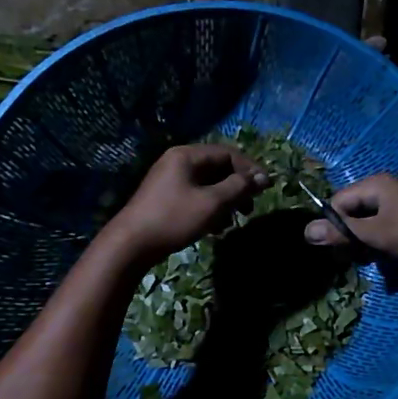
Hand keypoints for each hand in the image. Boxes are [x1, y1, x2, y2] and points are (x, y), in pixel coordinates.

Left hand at [102, 144, 267, 261]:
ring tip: (234, 220)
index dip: (250, 169)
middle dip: (238, 187)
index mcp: (187, 155)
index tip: (266, 188)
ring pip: (209, 184)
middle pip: (218, 168)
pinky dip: (211, 208)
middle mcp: (178, 162)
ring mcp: (171, 180)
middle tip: (251, 207)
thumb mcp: (212, 203)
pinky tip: (216, 227)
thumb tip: (262, 178)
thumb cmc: (174, 219)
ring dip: (226, 200)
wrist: (131, 244)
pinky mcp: (167, 198)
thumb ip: (239, 187)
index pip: (228, 153)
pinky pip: (197, 196)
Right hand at [302, 174, 397, 262]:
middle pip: (353, 210)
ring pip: (369, 220)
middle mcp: (386, 187)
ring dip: (365, 239)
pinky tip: (386, 255)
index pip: (338, 201)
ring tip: (369, 258)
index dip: (333, 225)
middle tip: (351, 257)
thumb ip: (342, 233)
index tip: (336, 249)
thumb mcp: (376, 234)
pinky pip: (385, 224)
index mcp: (375, 184)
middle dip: (349, 234)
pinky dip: (380, 239)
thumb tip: (306, 231)